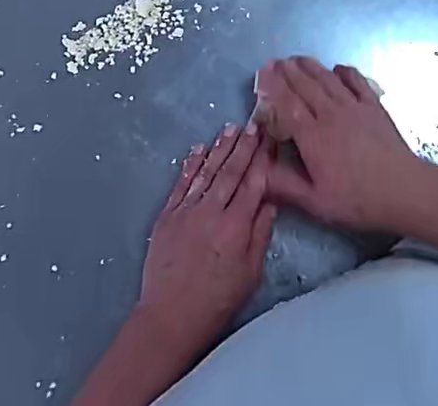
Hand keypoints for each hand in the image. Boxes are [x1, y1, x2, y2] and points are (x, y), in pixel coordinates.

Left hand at [135, 124, 276, 341]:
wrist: (171, 314)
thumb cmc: (217, 300)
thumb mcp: (250, 273)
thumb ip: (260, 234)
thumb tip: (270, 202)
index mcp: (235, 227)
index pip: (252, 184)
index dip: (261, 160)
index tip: (268, 139)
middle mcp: (211, 212)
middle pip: (230, 172)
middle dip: (243, 146)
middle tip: (252, 124)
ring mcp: (187, 210)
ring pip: (207, 172)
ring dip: (219, 148)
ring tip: (230, 128)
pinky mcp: (167, 214)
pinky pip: (181, 183)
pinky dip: (191, 164)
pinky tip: (198, 149)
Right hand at [256, 57, 435, 233]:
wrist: (407, 191)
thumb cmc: (359, 200)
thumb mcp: (317, 202)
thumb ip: (285, 185)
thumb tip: (257, 169)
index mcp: (313, 137)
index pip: (287, 104)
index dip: (273, 86)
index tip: (263, 74)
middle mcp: (330, 115)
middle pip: (305, 86)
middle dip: (287, 71)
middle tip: (275, 60)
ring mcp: (354, 108)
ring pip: (327, 80)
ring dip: (310, 66)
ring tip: (297, 58)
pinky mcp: (373, 107)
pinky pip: (356, 82)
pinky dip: (344, 72)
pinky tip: (337, 68)